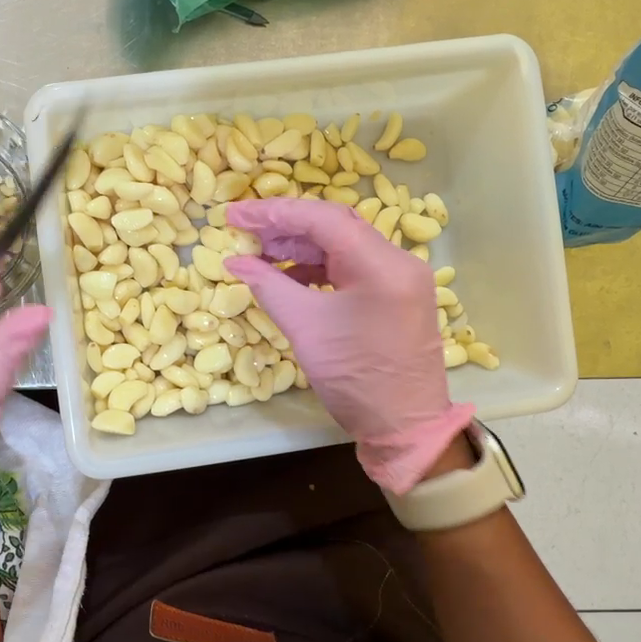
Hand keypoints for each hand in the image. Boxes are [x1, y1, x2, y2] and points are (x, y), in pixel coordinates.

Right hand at [222, 198, 472, 494]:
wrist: (405, 428)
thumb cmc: (356, 379)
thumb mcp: (306, 328)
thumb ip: (269, 286)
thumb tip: (235, 262)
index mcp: (382, 265)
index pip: (323, 219)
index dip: (274, 213)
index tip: (235, 215)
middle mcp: (398, 261)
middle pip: (334, 226)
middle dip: (285, 225)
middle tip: (241, 229)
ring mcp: (399, 278)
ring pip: (342, 245)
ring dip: (299, 245)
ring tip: (257, 251)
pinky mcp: (395, 295)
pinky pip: (352, 267)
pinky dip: (317, 266)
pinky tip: (286, 274)